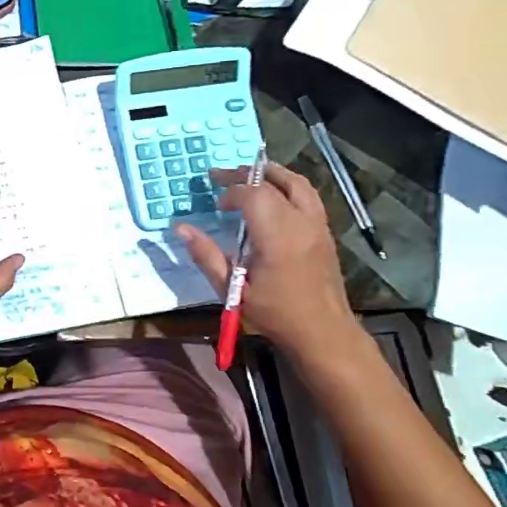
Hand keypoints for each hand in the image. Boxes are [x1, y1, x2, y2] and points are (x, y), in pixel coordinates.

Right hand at [176, 162, 358, 352]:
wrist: (323, 332)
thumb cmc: (275, 314)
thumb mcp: (232, 289)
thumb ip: (207, 256)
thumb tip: (181, 229)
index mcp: (277, 236)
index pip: (253, 194)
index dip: (231, 191)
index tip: (217, 206)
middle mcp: (301, 222)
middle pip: (274, 182)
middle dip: (246, 175)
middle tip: (221, 177)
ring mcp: (317, 225)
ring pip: (297, 182)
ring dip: (271, 174)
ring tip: (249, 176)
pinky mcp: (325, 231)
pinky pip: (309, 195)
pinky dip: (288, 186)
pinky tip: (273, 197)